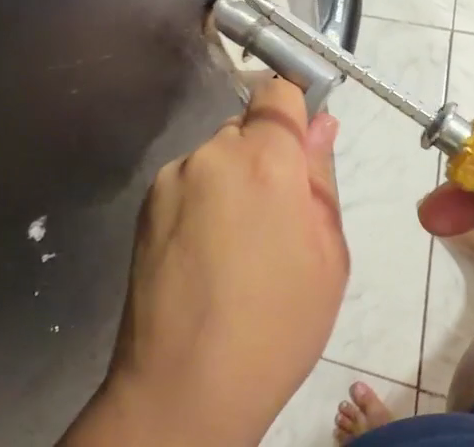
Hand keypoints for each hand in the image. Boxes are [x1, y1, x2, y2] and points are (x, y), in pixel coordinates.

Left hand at [63, 76, 347, 446]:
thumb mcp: (327, 255)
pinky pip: (186, 183)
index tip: (301, 144)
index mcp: (265, 160)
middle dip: (264, 156)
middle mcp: (212, 153)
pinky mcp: (145, 203)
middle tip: (275, 218)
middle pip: (244, 127)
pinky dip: (200, 202)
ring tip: (235, 247)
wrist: (184, 381)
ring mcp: (172, 177)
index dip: (292, 110)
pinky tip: (203, 254)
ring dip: (230, 180)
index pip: (277, 92)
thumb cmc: (277, 325)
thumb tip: (319, 124)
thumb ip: (320, 178)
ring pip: (214, 157)